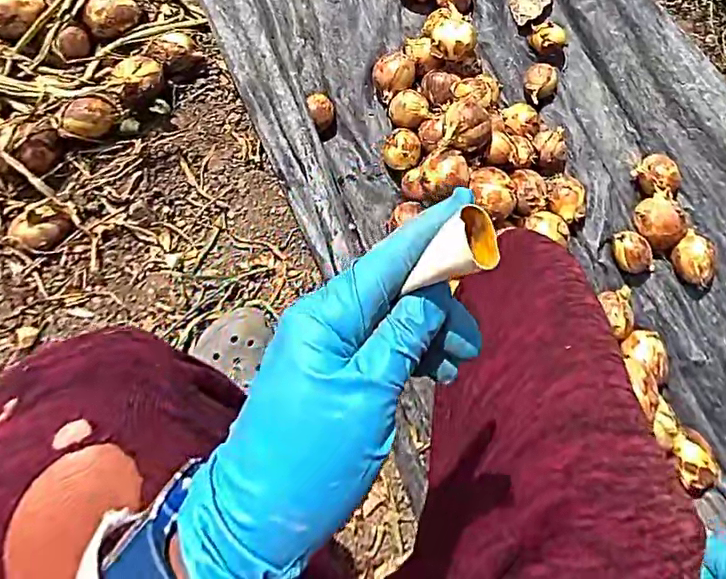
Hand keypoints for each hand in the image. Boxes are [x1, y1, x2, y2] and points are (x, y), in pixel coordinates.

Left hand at [175, 189, 482, 578]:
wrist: (252, 525)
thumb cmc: (307, 462)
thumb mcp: (367, 395)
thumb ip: (403, 335)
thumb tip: (432, 294)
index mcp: (327, 314)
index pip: (390, 257)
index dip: (431, 228)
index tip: (463, 200)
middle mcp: (328, 317)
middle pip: (400, 288)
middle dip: (442, 305)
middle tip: (473, 338)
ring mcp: (333, 341)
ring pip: (399, 315)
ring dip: (433, 332)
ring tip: (460, 362)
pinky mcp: (340, 365)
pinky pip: (388, 340)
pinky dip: (417, 351)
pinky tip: (440, 370)